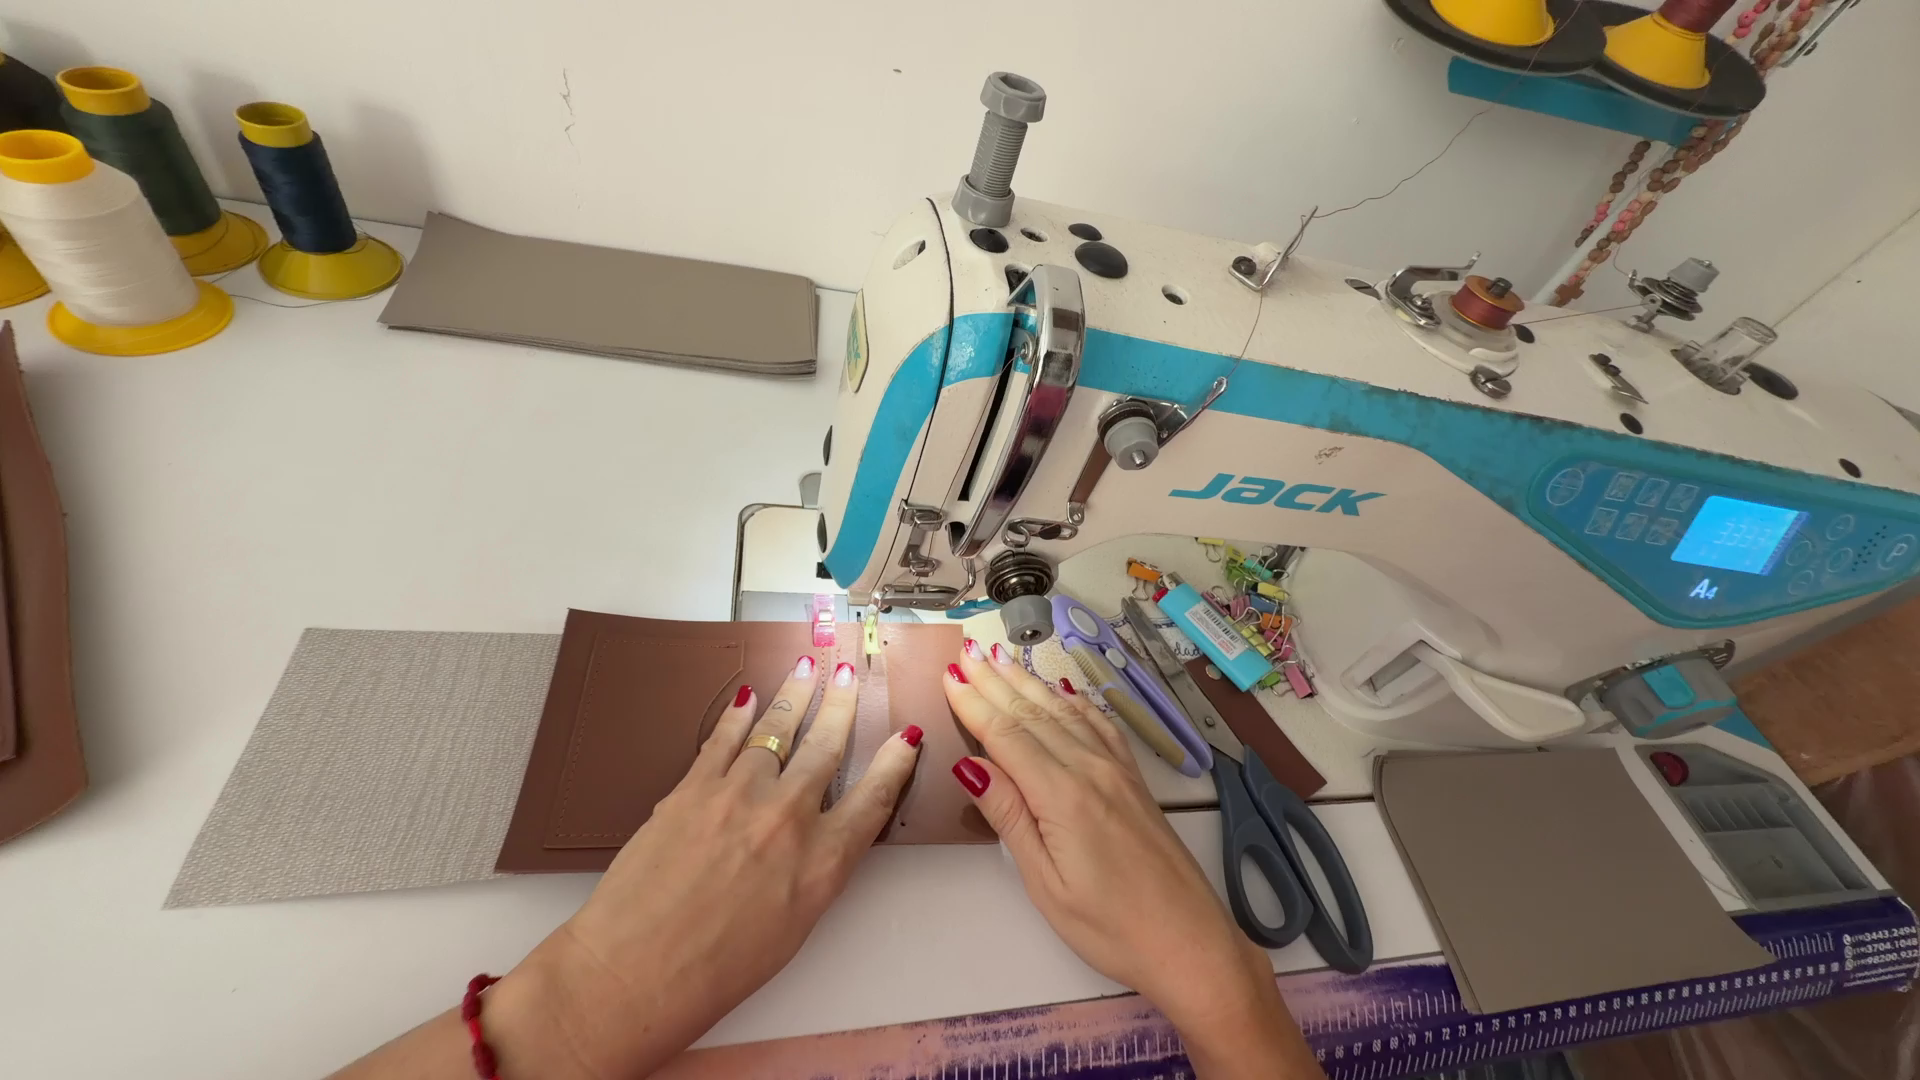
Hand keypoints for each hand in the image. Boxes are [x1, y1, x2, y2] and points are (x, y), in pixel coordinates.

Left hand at [486, 656, 922, 1079]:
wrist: (632, 975)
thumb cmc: (720, 969)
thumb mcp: (796, 924)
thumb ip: (820, 867)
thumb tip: (829, 826)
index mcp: (823, 863)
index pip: (875, 798)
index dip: (895, 763)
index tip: (906, 734)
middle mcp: (788, 819)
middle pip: (826, 746)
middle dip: (842, 704)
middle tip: (848, 673)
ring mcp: (738, 796)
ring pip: (776, 730)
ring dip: (795, 695)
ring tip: (807, 668)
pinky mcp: (692, 788)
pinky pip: (723, 739)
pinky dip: (738, 714)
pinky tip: (748, 697)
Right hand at [945, 640, 1318, 1078]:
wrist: (1191, 942)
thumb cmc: (1111, 927)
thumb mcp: (1046, 882)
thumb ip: (1009, 816)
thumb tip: (970, 764)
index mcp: (1062, 793)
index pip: (1006, 734)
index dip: (974, 703)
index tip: (949, 674)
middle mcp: (1090, 767)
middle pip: (1032, 713)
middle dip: (994, 681)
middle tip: (966, 653)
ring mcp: (1116, 768)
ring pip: (1064, 711)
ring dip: (1028, 682)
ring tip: (1001, 658)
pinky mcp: (1133, 778)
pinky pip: (1098, 724)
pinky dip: (1074, 701)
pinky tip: (1063, 689)